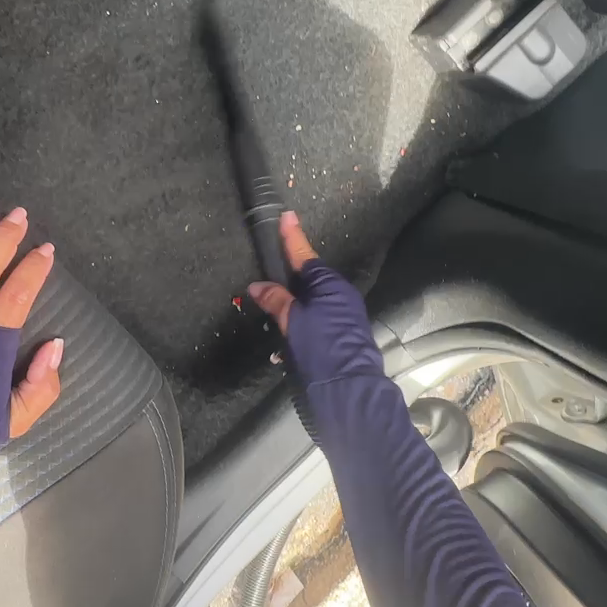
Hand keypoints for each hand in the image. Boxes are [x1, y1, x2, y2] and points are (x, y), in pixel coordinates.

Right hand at [245, 211, 383, 383]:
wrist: (348, 390)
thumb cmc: (321, 348)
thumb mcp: (292, 321)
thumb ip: (276, 300)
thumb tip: (258, 286)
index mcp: (330, 286)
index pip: (304, 255)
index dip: (292, 236)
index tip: (286, 215)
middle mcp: (339, 296)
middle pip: (307, 281)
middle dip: (287, 281)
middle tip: (268, 275)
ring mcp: (343, 317)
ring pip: (310, 304)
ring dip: (291, 310)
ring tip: (274, 321)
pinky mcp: (342, 336)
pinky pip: (315, 323)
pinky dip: (298, 329)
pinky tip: (286, 345)